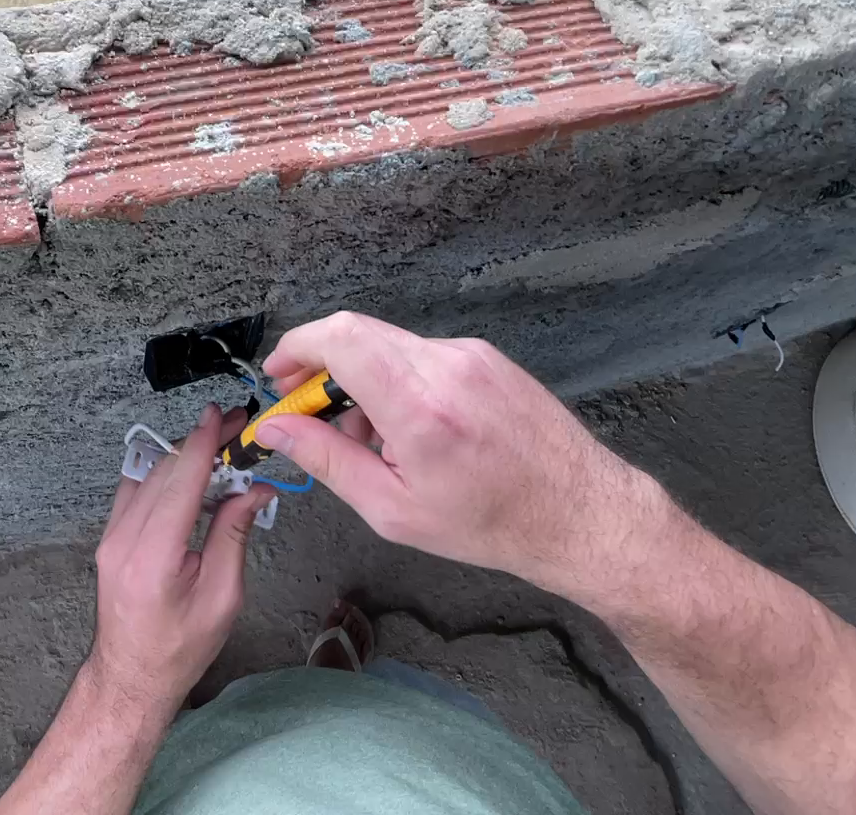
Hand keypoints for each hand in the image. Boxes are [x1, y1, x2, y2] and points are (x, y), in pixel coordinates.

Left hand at [87, 404, 273, 711]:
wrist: (130, 677)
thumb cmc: (182, 646)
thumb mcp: (222, 595)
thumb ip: (234, 533)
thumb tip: (256, 487)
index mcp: (154, 556)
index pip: (181, 481)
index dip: (203, 442)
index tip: (222, 415)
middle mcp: (123, 538)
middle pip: (164, 470)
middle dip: (201, 443)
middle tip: (236, 427)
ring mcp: (110, 535)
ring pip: (148, 474)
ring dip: (183, 454)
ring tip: (219, 445)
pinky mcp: (108, 536)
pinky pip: (135, 488)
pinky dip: (164, 472)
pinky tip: (188, 471)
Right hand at [257, 312, 671, 605]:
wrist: (581, 513)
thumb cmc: (487, 523)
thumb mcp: (392, 508)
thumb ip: (326, 459)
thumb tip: (274, 428)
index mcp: (420, 405)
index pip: (341, 338)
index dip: (297, 346)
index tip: (279, 376)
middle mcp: (445, 364)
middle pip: (356, 333)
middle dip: (320, 365)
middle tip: (308, 409)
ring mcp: (469, 353)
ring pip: (386, 344)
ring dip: (358, 377)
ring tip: (366, 434)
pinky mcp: (484, 354)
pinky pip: (418, 352)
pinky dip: (393, 378)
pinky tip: (404, 424)